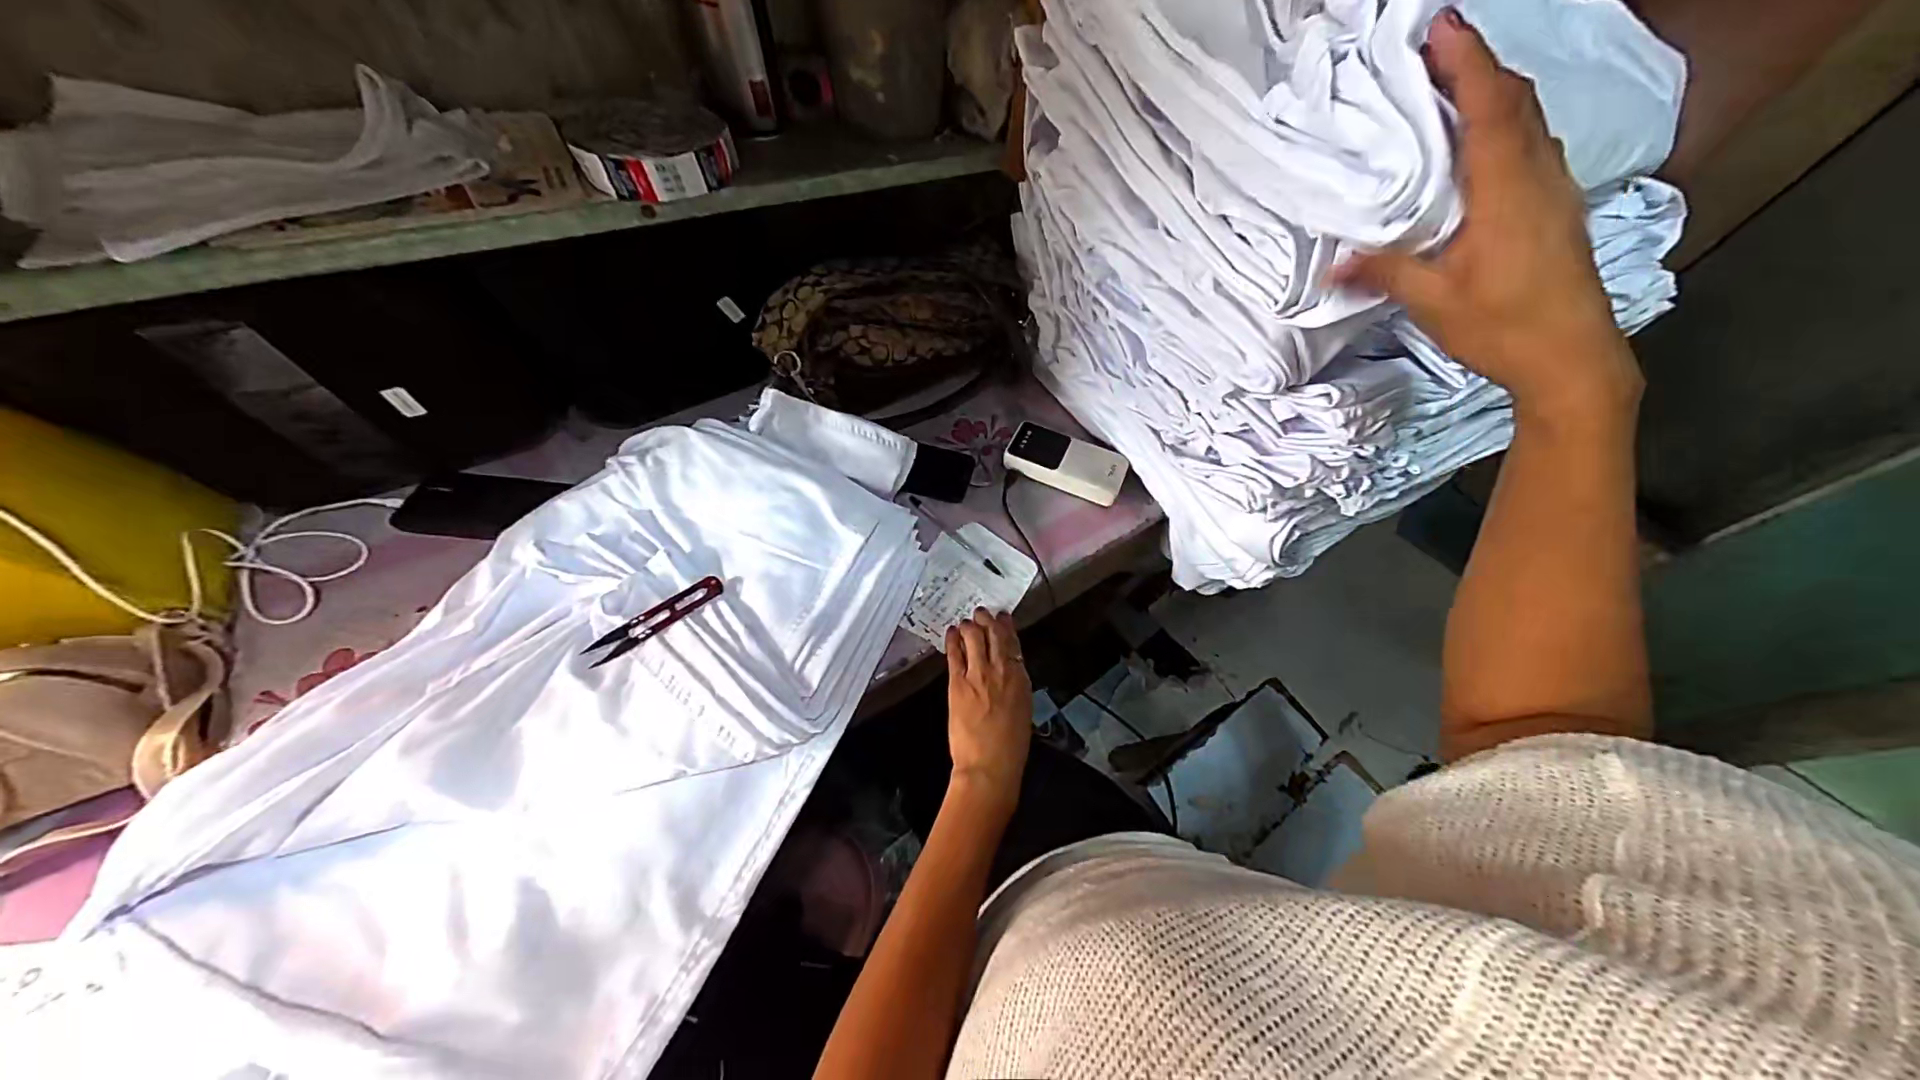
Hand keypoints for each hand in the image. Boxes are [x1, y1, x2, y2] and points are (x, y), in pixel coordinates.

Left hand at [944, 608, 1031, 808]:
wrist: (989, 764)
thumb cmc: (1011, 746)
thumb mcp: (1022, 709)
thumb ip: (1014, 687)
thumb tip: (1007, 673)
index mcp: (1020, 678)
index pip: (1013, 643)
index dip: (1006, 626)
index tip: (1002, 617)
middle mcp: (1000, 670)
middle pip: (993, 635)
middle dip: (986, 620)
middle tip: (981, 613)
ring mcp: (978, 675)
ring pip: (973, 638)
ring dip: (969, 626)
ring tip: (966, 622)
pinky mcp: (958, 683)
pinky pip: (955, 654)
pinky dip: (952, 640)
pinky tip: (951, 632)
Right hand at [1340, 9, 1641, 421]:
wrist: (1571, 355)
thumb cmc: (1503, 325)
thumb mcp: (1434, 301)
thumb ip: (1386, 272)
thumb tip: (1331, 267)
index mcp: (1508, 189)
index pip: (1490, 106)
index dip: (1467, 61)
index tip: (1440, 25)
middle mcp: (1538, 176)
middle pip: (1516, 99)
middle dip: (1478, 64)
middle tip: (1436, 47)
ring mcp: (1554, 189)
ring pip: (1529, 119)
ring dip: (1494, 91)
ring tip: (1452, 84)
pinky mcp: (1556, 208)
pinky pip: (1532, 145)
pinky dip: (1505, 124)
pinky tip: (1481, 140)